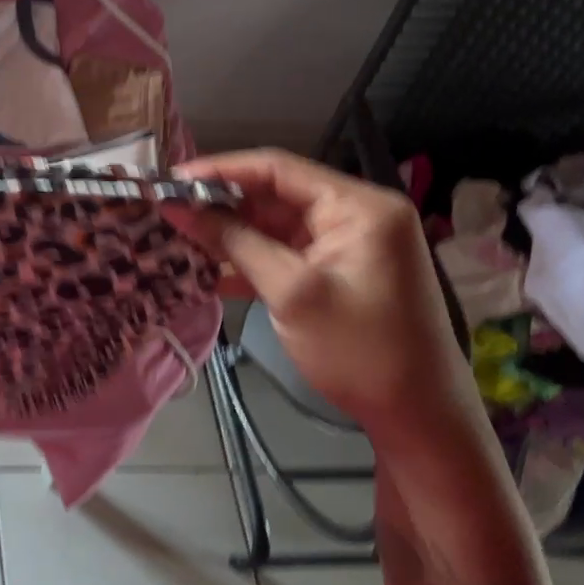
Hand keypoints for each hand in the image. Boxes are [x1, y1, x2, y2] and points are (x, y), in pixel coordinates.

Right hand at [172, 149, 471, 432]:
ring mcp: (347, 243)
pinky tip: (205, 271)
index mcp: (359, 206)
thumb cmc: (359, 349)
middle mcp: (355, 214)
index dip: (218, 169)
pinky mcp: (336, 271)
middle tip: (164, 211)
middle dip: (218, 203)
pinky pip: (282, 250)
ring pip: (272, 223)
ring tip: (173, 238)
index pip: (276, 168)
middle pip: (273, 193)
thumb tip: (176, 206)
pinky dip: (246, 258)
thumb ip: (233, 241)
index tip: (168, 179)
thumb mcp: (290, 290)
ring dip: (227, 233)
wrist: (419, 416)